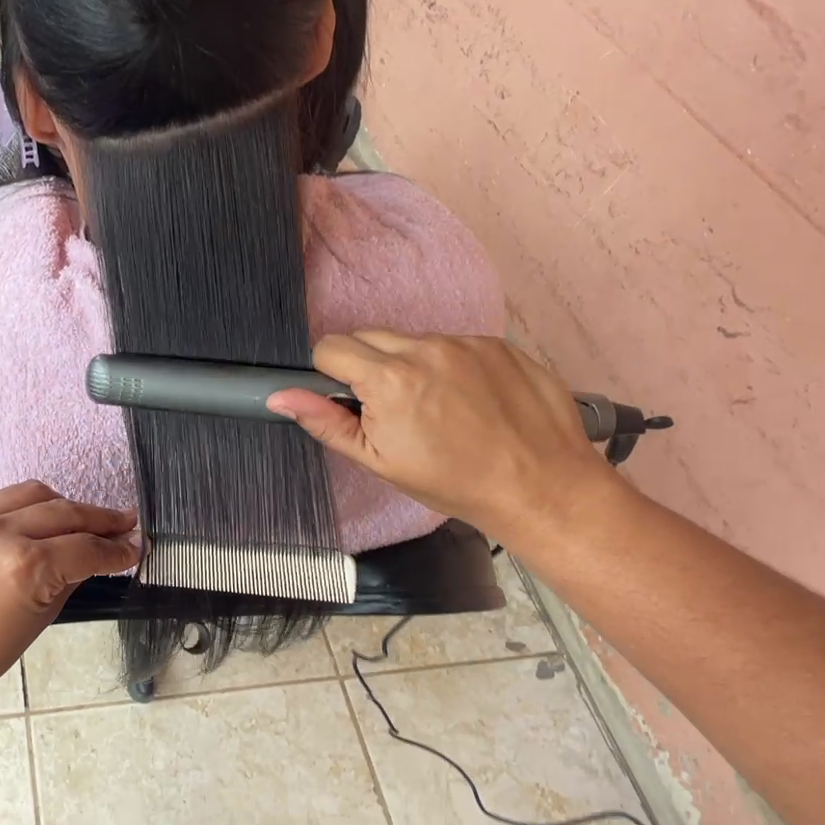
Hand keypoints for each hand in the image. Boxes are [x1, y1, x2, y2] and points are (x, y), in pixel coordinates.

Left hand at [0, 481, 139, 699]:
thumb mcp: (44, 615)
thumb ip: (75, 575)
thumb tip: (105, 554)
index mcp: (26, 566)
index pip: (86, 549)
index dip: (117, 550)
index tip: (138, 547)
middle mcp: (4, 532)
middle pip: (67, 514)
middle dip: (102, 520)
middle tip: (128, 524)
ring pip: (40, 494)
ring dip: (69, 505)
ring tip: (91, 519)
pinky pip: (11, 495)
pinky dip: (36, 500)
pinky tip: (52, 512)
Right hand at [267, 331, 620, 532]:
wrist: (545, 487)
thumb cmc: (454, 481)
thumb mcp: (377, 461)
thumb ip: (325, 421)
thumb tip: (280, 396)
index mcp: (389, 379)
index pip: (330, 347)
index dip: (331, 373)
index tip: (351, 399)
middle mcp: (425, 349)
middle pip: (368, 336)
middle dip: (367, 365)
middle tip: (391, 407)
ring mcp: (465, 343)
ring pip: (411, 340)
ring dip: (409, 364)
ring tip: (436, 406)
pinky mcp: (497, 343)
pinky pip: (453, 343)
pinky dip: (449, 364)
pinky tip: (468, 399)